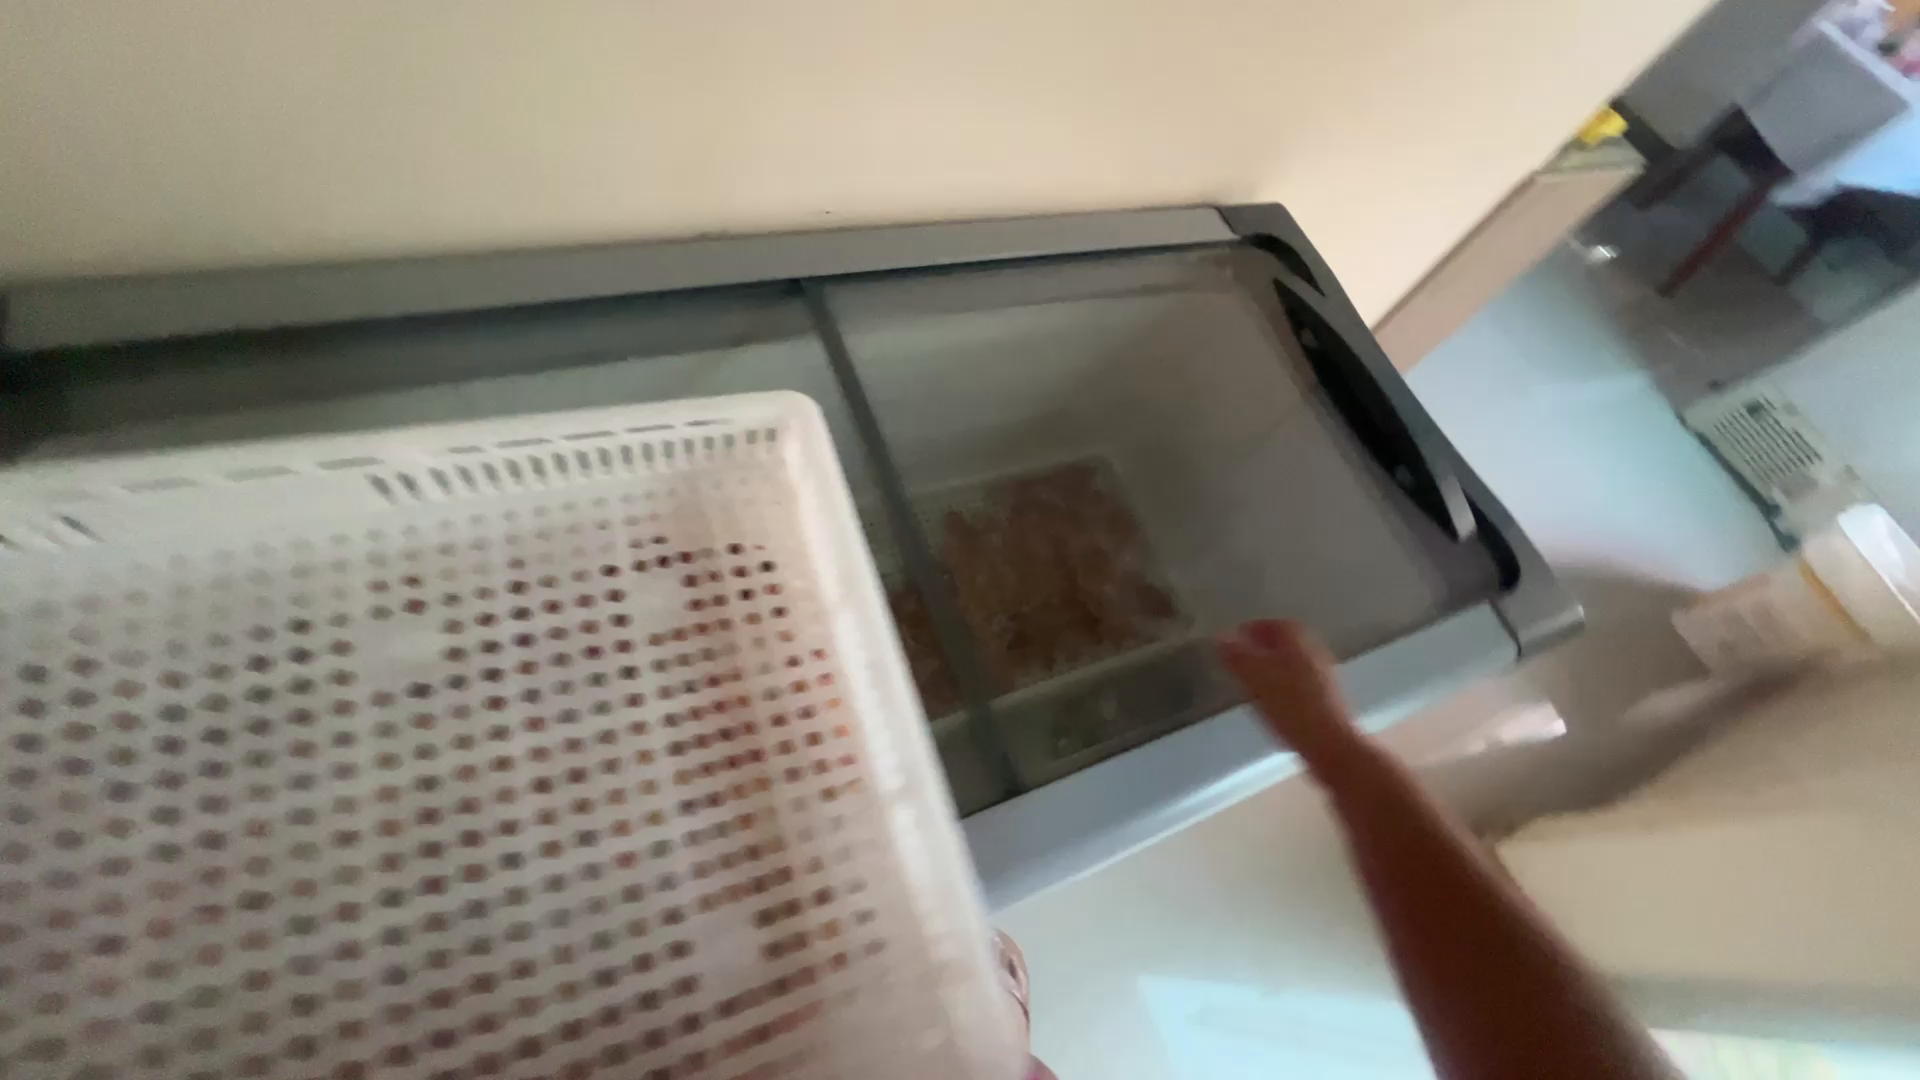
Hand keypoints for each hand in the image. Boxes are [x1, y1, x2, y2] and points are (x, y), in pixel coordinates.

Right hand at [1217, 619, 1359, 769]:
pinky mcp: (1327, 699)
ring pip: (1294, 662)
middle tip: (1242, 655)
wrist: (1329, 743)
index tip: (1237, 635)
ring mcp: (1323, 676)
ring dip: (1274, 665)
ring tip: (1252, 677)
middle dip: (1264, 646)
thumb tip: (1219, 638)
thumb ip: (1235, 656)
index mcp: (1297, 640)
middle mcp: (1314, 652)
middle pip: (1287, 642)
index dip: (1254, 627)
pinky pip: (1300, 682)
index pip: (1274, 624)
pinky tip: (1271, 699)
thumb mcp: (1253, 678)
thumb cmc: (1289, 705)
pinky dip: (1283, 683)